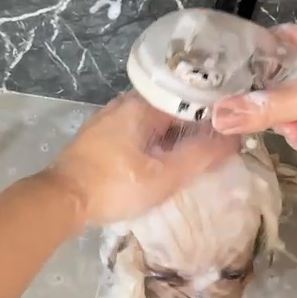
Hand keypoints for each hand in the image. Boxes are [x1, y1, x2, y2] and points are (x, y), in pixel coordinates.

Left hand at [40, 92, 238, 226]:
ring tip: (201, 153)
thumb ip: (201, 156)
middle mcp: (127, 102)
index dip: (215, 113)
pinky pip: (141, 130)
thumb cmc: (115, 186)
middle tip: (222, 144)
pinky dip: (158, 141)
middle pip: (173, 107)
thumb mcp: (164, 176)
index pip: (190, 98)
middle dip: (197, 124)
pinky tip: (168, 159)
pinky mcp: (103, 134)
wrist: (61, 199)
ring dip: (177, 135)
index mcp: (143, 104)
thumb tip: (235, 138)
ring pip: (156, 120)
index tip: (235, 127)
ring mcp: (112, 117)